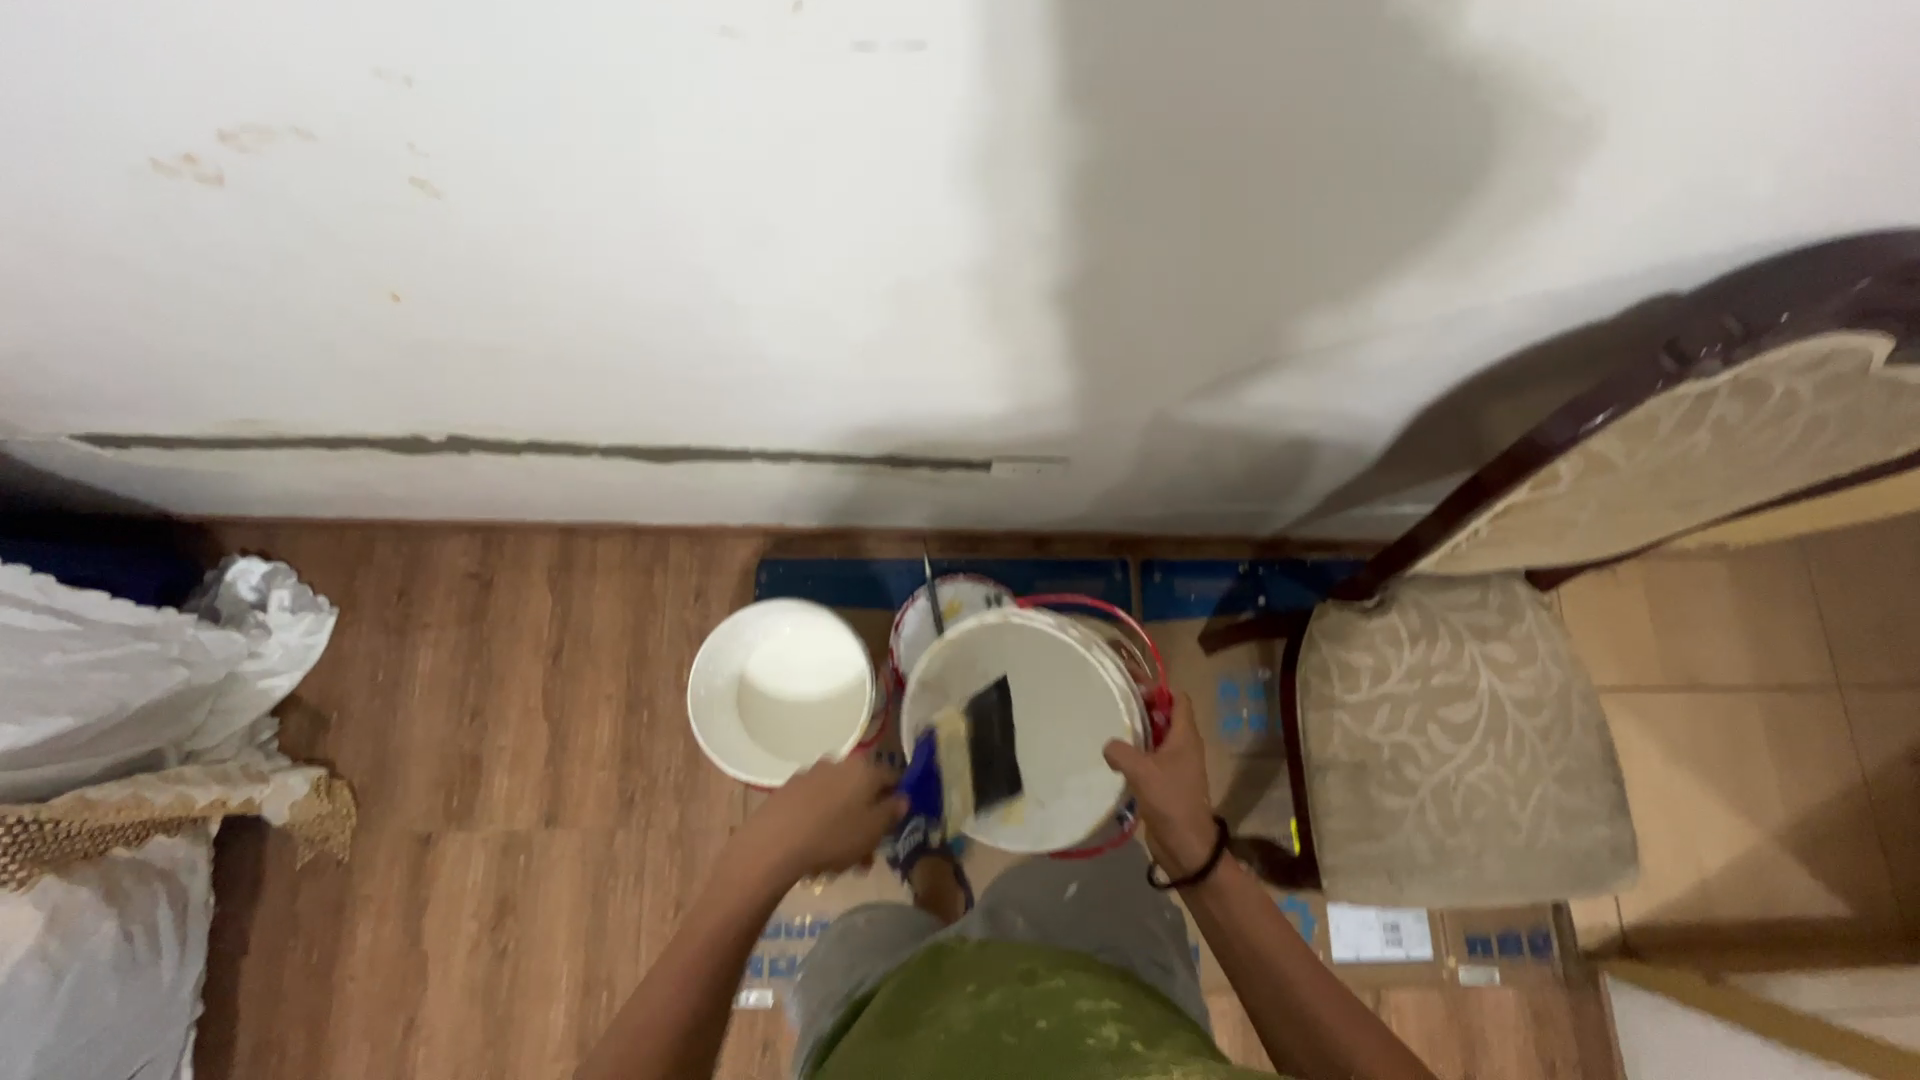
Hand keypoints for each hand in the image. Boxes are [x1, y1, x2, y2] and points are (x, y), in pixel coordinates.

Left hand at [730, 755, 907, 885]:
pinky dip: (820, 822)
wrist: (772, 844)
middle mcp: (838, 763)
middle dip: (866, 820)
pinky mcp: (788, 790)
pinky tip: (814, 850)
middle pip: (862, 791)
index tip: (892, 826)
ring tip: (837, 861)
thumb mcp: (874, 830)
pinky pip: (815, 805)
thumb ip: (892, 812)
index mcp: (864, 768)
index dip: (896, 801)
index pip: (892, 778)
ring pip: (837, 800)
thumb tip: (902, 798)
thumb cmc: (833, 836)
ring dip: (843, 825)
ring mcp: (810, 774)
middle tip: (865, 853)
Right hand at [1104, 693, 1217, 877]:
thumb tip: (1108, 745)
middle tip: (1113, 699)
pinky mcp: (1164, 781)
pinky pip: (1149, 757)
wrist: (1185, 845)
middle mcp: (1182, 746)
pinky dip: (1134, 751)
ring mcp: (1174, 764)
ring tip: (1108, 723)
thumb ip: (1121, 751)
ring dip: (1136, 730)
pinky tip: (1112, 755)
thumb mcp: (1142, 771)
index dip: (1158, 689)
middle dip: (1142, 706)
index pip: (1178, 699)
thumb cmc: (1170, 800)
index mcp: (1185, 736)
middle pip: (1164, 715)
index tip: (1132, 686)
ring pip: (1155, 736)